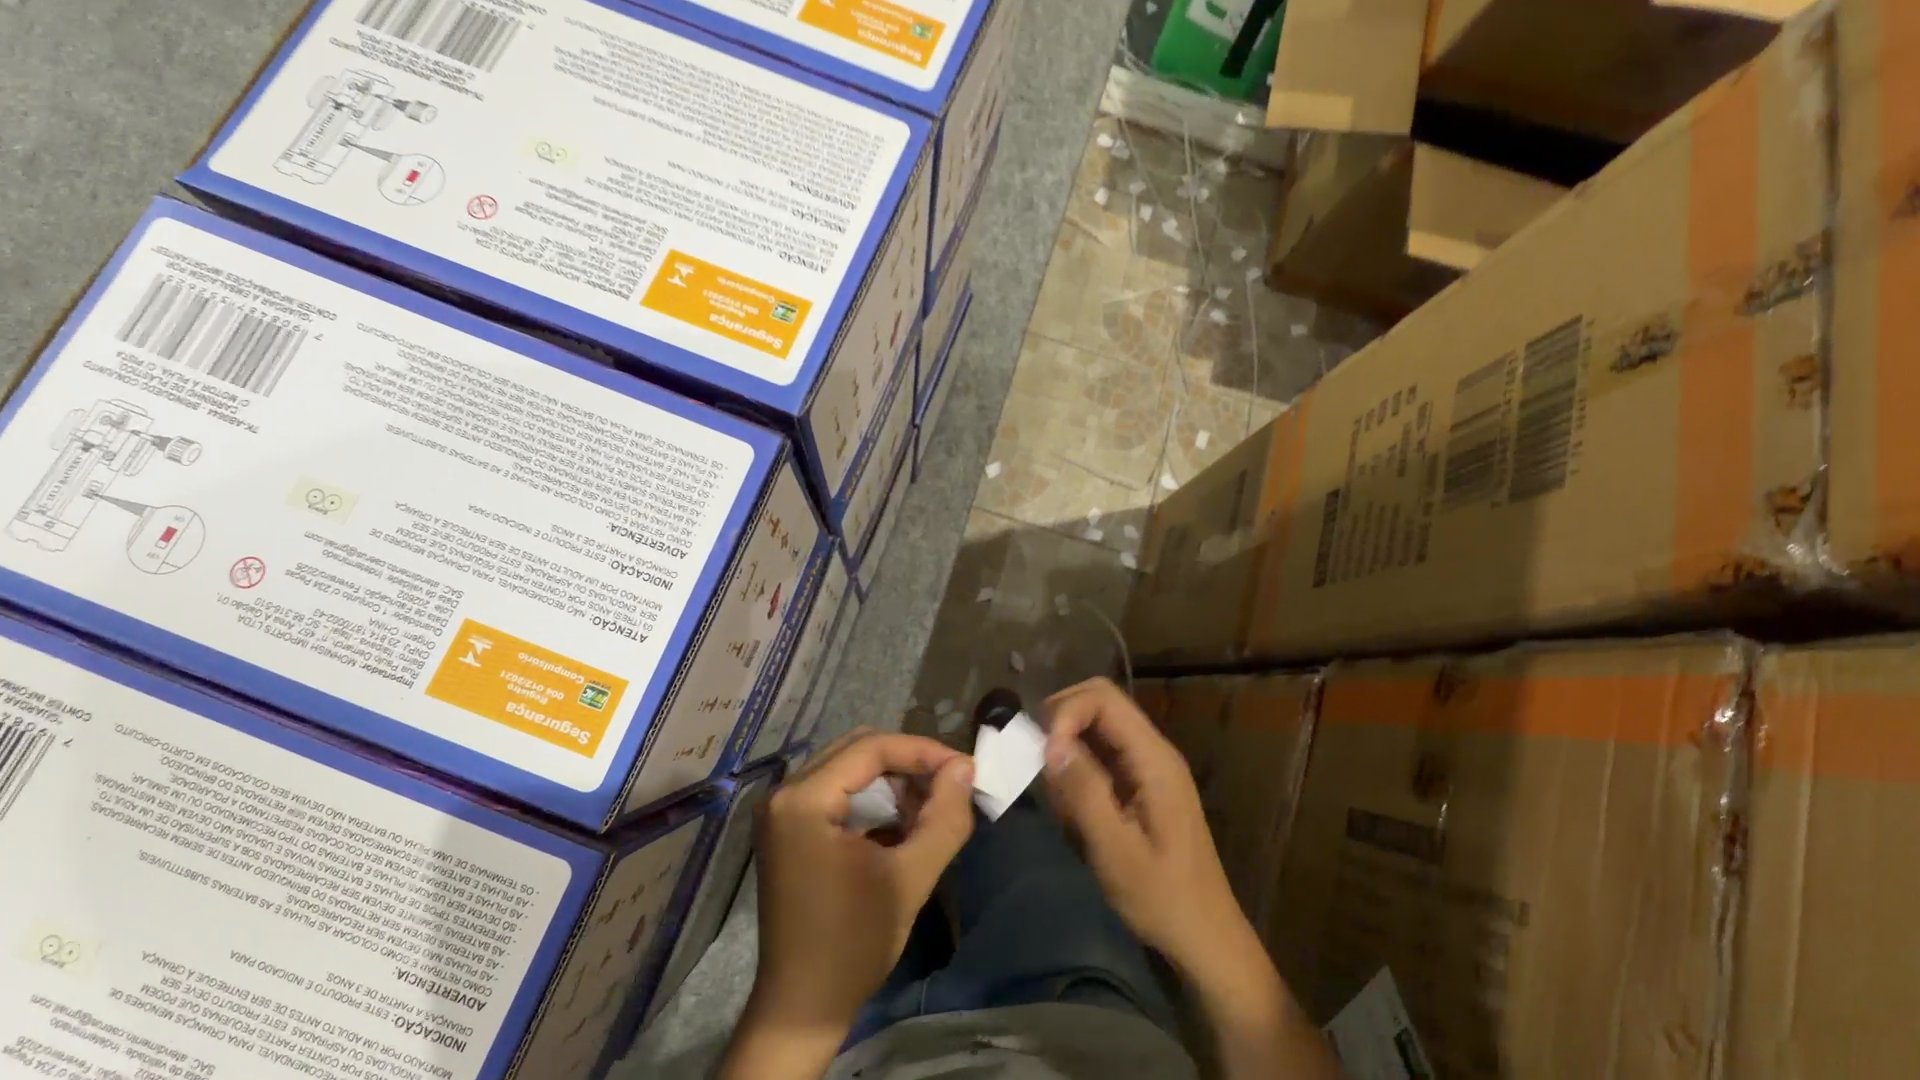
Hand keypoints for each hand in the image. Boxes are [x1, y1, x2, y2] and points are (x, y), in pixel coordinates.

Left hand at [751, 728, 975, 1029]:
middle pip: (857, 751)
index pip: (872, 748)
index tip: (966, 771)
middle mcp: (784, 794)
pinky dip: (871, 802)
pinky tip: (902, 827)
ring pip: (848, 770)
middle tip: (950, 787)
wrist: (803, 1005)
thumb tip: (965, 769)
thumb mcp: (910, 879)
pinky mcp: (788, 832)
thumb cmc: (854, 942)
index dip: (924, 752)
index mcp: (803, 799)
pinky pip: (835, 794)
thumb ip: (943, 818)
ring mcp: (782, 813)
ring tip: (930, 812)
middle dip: (909, 764)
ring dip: (892, 783)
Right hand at [1040, 678, 1242, 972]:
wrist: (1204, 936)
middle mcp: (1152, 752)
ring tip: (1056, 796)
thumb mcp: (1115, 850)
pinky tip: (1069, 808)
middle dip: (1059, 723)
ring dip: (1066, 749)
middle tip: (1034, 763)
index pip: (1102, 698)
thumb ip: (1083, 791)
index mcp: (1154, 759)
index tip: (1041, 754)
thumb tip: (1050, 743)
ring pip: (1096, 728)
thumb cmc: (1161, 897)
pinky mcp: (1140, 786)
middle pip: (1099, 703)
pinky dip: (1076, 770)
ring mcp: (1147, 768)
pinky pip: (1101, 756)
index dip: (1064, 713)